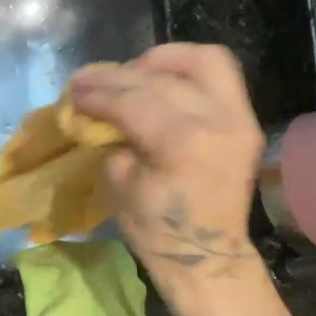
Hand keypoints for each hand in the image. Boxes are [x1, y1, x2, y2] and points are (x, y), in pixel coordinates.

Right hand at [71, 44, 266, 282]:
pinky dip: (185, 70)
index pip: (133, 101)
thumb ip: (112, 138)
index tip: (72, 92)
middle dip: (118, 76)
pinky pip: (218, 76)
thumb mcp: (118, 183)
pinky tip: (157, 79)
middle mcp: (218, 121)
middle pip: (161, 78)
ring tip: (130, 72)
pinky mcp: (244, 120)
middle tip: (89, 80)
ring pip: (202, 62)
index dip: (98, 94)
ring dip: (161, 60)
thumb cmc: (156, 229)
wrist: (206, 255)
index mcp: (183, 143)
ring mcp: (238, 118)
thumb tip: (100, 113)